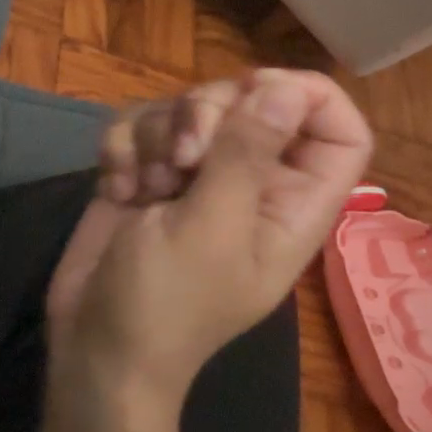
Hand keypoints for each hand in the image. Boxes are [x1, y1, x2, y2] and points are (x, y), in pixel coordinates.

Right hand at [35, 69, 371, 431]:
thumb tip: (285, 86)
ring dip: (151, 137)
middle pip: (245, 102)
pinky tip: (116, 187)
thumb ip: (246, 155)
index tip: (251, 90)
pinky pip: (134, 129)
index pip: (336, 128)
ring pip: (180, 110)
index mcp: (290, 202)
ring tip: (143, 187)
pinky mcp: (139, 175)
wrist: (95, 345)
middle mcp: (244, 182)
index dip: (303, 96)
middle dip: (202, 114)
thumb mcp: (210, 228)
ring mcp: (187, 178)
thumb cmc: (166, 300)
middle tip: (182, 157)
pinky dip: (119, 148)